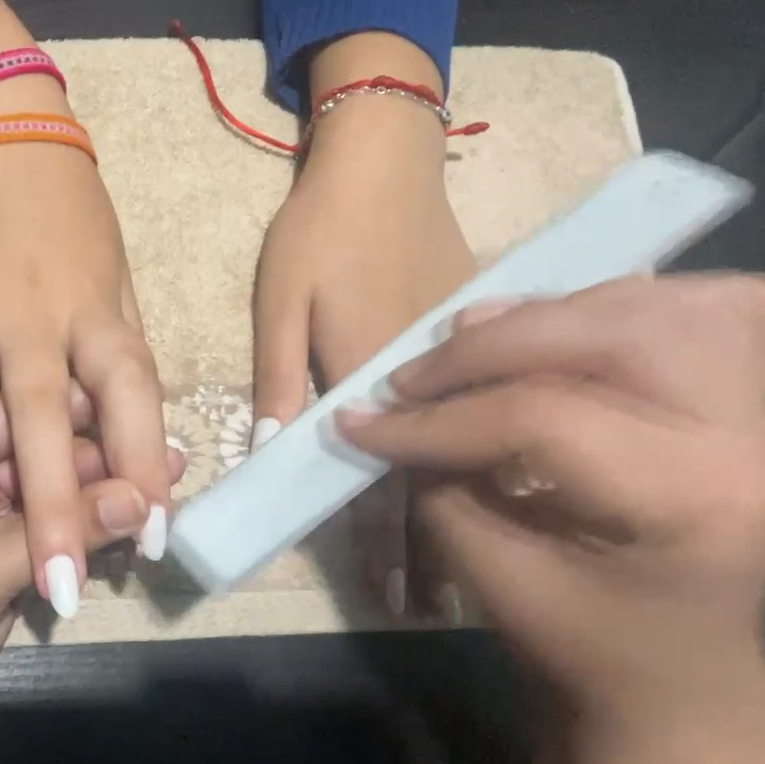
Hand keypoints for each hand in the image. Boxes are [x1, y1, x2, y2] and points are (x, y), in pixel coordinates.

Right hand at [0, 135, 171, 614]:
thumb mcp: (118, 279)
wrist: (0, 125)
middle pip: (46, 422)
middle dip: (53, 509)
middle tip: (59, 587)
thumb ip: (122, 355)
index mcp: (97, 312)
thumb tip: (141, 432)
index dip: (148, 467)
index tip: (155, 538)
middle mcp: (34, 319)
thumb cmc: (73, 213)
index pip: (132, 400)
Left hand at [0, 388, 186, 741]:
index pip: (18, 415)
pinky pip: (55, 546)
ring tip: (166, 503)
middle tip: (170, 464)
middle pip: (43, 459)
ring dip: (103, 507)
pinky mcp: (4, 571)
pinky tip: (135, 539)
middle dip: (102, 465)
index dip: (77, 413)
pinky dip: (90, 544)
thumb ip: (60, 529)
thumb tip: (141, 497)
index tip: (139, 411)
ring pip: (54, 504)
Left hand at [253, 98, 476, 621]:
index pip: (380, 473)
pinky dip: (477, 457)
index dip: (379, 535)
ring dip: (457, 510)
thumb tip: (273, 451)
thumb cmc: (321, 230)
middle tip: (425, 604)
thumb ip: (280, 377)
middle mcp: (429, 378)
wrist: (386, 159)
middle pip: (428, 473)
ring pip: (460, 450)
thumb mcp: (281, 302)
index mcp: (375, 374)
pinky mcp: (479, 334)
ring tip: (460, 570)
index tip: (386, 589)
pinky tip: (490, 486)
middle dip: (423, 543)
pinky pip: (476, 412)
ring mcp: (465, 357)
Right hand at [336, 274, 764, 721]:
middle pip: (614, 334)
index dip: (435, 420)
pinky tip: (566, 321)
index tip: (358, 426)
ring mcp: (761, 407)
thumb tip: (387, 423)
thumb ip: (440, 491)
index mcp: (687, 501)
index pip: (543, 420)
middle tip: (411, 378)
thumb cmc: (585, 642)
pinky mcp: (747, 393)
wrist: (676, 673)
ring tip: (468, 336)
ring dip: (547, 313)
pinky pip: (710, 307)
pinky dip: (628, 300)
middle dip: (489, 347)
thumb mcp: (495, 579)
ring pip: (658, 304)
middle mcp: (746, 437)